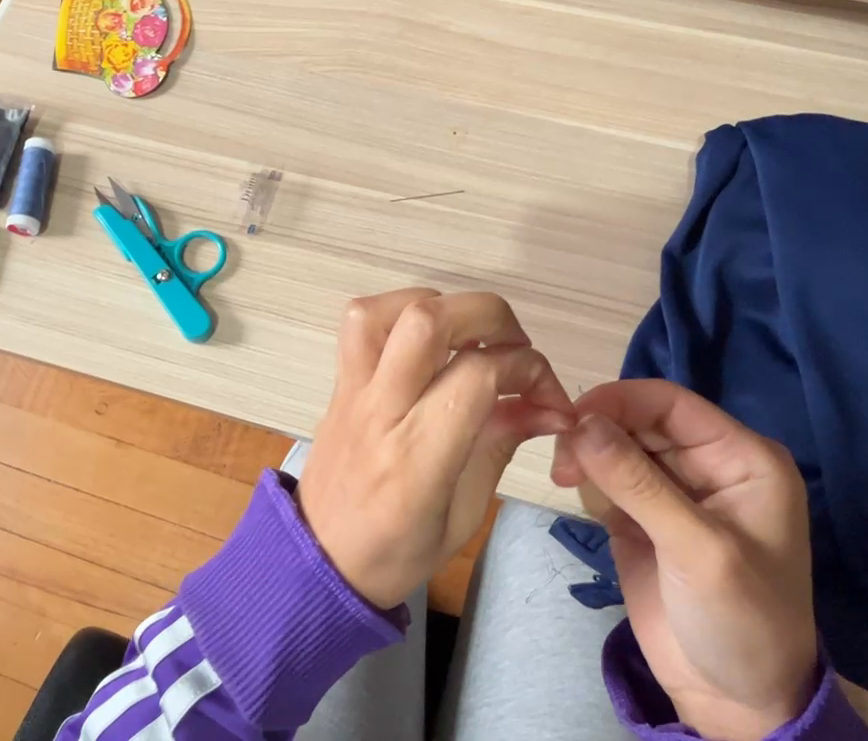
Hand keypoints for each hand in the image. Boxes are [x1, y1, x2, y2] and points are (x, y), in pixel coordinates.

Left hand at [297, 289, 577, 609]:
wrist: (318, 560)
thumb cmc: (396, 552)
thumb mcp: (464, 516)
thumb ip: (500, 445)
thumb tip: (549, 405)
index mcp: (417, 457)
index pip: (475, 375)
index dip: (525, 368)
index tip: (547, 395)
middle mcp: (381, 410)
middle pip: (428, 320)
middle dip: (489, 315)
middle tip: (515, 348)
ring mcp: (352, 390)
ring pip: (385, 310)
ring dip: (439, 306)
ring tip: (469, 339)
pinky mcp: (339, 381)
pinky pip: (360, 323)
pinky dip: (401, 311)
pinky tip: (430, 343)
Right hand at [552, 379, 818, 740]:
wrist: (734, 701)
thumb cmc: (740, 621)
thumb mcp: (697, 550)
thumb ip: (638, 482)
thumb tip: (579, 422)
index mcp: (740, 459)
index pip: (669, 403)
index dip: (618, 401)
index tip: (570, 419)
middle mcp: (706, 464)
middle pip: (636, 418)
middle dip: (596, 431)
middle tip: (562, 462)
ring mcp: (670, 490)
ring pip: (613, 443)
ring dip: (585, 454)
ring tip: (566, 481)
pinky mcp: (639, 514)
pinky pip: (603, 475)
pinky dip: (586, 479)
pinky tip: (584, 501)